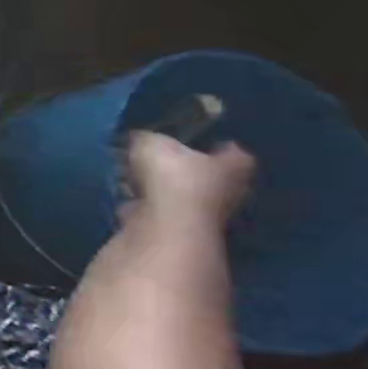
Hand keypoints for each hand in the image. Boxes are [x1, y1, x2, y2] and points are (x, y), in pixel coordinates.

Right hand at [124, 132, 254, 228]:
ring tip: (139, 176)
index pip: (236, 153)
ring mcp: (207, 216)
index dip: (220, 147)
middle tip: (165, 158)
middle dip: (192, 169)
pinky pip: (166, 210)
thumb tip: (140, 138)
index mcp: (232, 167)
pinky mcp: (182, 230)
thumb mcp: (151, 143)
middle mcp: (230, 192)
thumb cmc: (172, 178)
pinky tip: (131, 195)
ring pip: (188, 195)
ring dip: (169, 188)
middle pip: (214, 176)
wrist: (164, 226)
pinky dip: (151, 204)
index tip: (202, 141)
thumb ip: (147, 139)